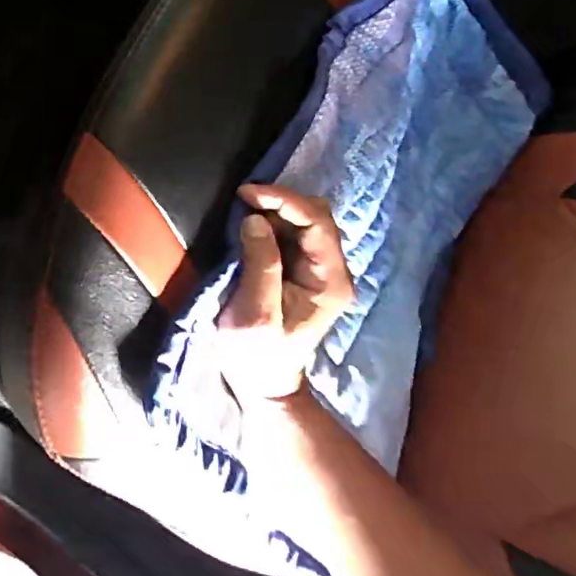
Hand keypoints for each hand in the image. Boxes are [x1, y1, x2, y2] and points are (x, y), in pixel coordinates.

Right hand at [216, 184, 354, 403]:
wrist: (261, 381)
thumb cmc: (255, 354)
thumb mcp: (254, 314)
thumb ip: (260, 266)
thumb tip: (256, 221)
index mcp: (329, 282)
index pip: (317, 224)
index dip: (284, 200)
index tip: (246, 194)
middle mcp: (332, 271)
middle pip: (317, 216)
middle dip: (280, 202)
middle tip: (243, 203)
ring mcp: (318, 270)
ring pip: (306, 220)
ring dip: (275, 210)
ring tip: (243, 215)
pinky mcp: (301, 270)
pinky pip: (293, 232)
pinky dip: (272, 221)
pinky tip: (251, 227)